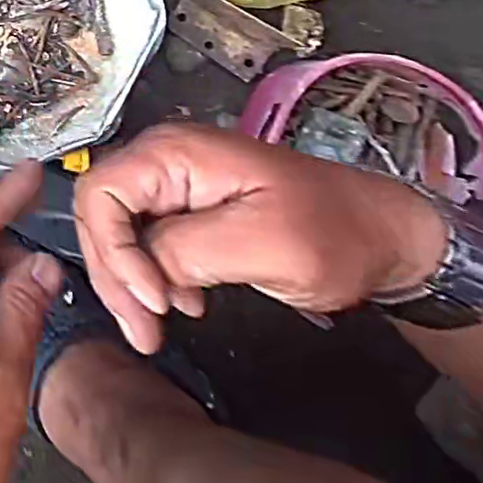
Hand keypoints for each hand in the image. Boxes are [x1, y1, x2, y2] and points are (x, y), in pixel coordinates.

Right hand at [73, 123, 447, 353]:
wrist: (383, 231)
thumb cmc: (335, 231)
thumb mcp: (267, 246)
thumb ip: (189, 251)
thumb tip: (143, 270)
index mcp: (173, 153)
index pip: (100, 192)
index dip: (111, 247)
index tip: (152, 299)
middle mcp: (160, 157)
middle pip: (100, 210)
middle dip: (113, 271)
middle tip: (140, 329)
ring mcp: (170, 179)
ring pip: (114, 226)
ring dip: (127, 279)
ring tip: (154, 326)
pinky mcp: (181, 202)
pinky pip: (141, 235)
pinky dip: (149, 274)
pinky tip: (181, 301)